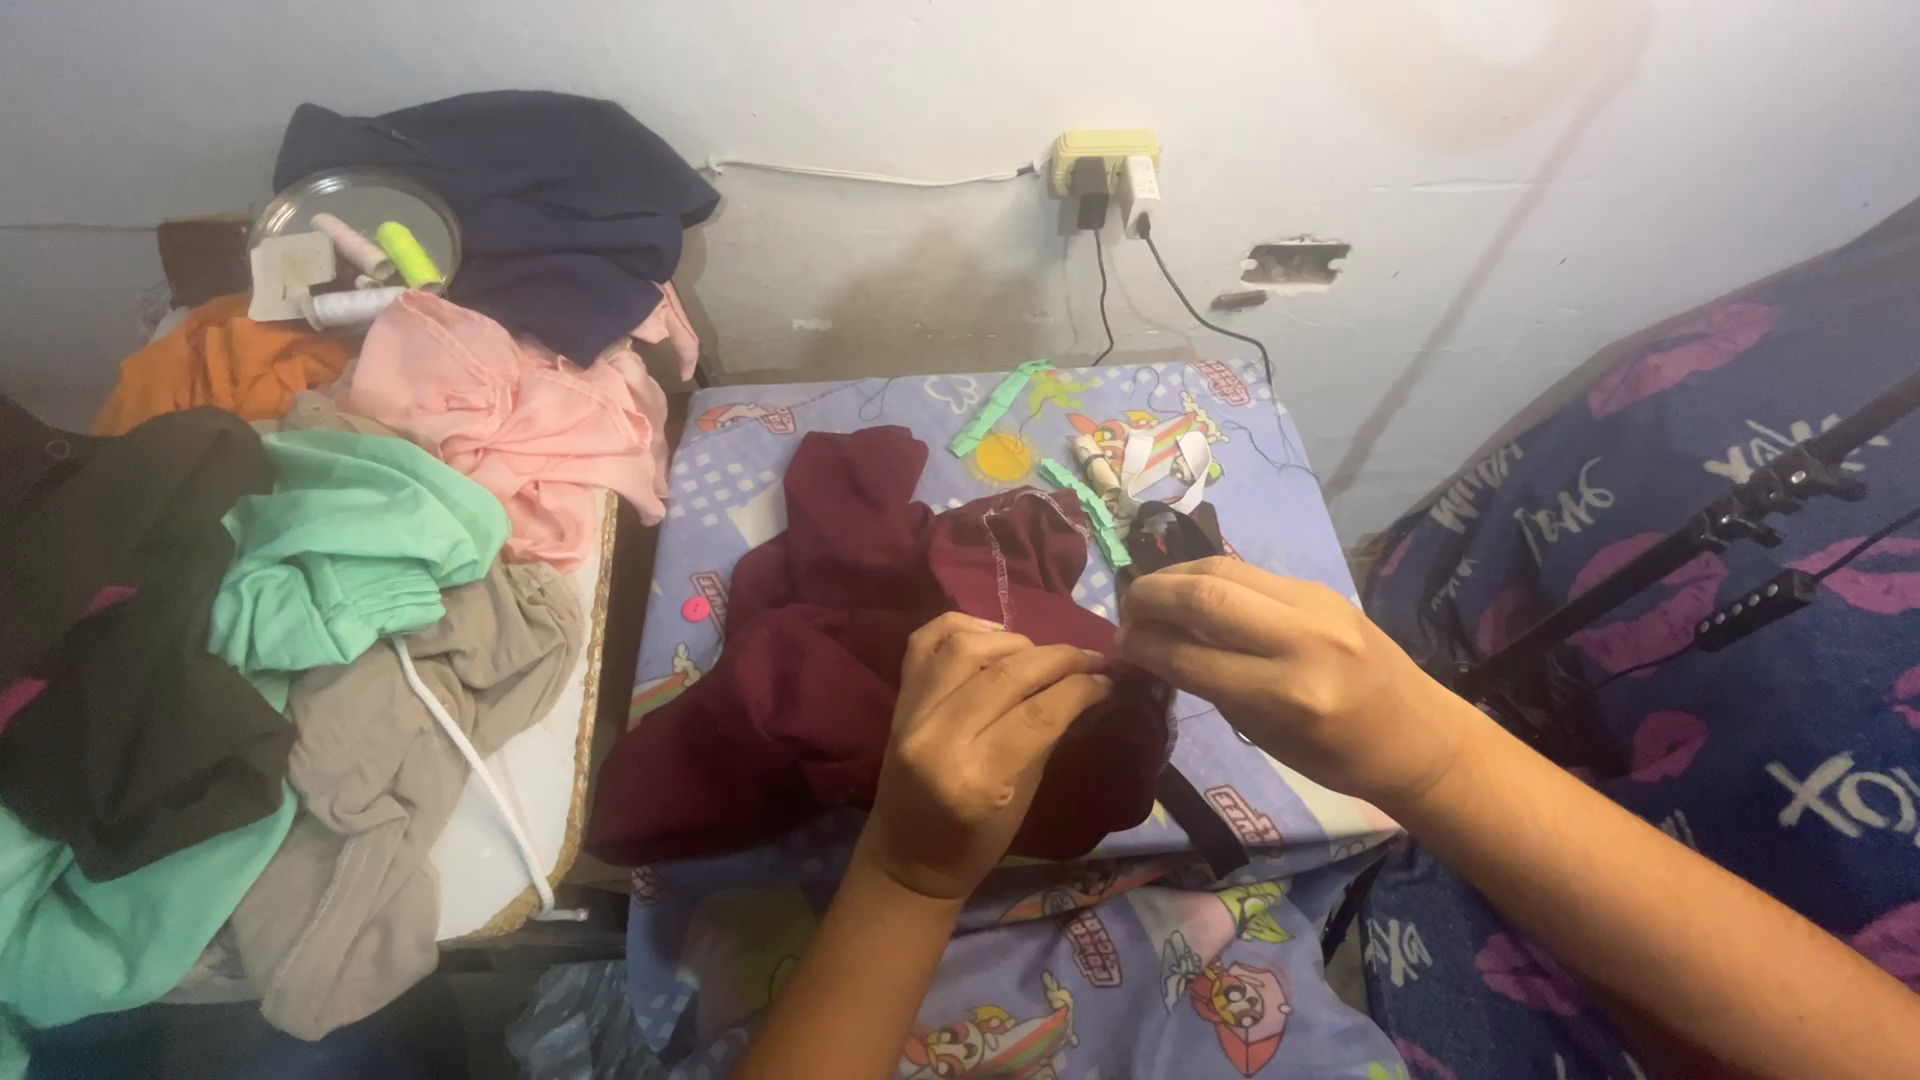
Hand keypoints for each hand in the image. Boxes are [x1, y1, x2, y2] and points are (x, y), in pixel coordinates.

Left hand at [858, 612, 1113, 900]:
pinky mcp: (897, 699)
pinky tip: (992, 634)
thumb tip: (1084, 686)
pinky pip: (925, 640)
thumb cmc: (973, 844)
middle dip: (1059, 658)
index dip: (1082, 687)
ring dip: (1014, 640)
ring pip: (967, 647)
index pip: (1039, 713)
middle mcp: (938, 738)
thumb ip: (1047, 736)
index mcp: (976, 779)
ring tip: (1040, 654)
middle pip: (1007, 674)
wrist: (906, 857)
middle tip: (1090, 658)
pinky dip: (962, 626)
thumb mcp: (1023, 799)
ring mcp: (910, 714)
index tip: (1109, 678)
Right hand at [1117, 557, 1463, 809]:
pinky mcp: (1318, 587)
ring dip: (1173, 577)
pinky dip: (1205, 576)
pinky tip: (1188, 590)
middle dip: (1149, 596)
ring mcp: (1314, 605)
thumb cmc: (1335, 755)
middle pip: (1204, 596)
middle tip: (1126, 610)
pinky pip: (1247, 571)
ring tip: (1150, 595)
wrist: (1417, 733)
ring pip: (1222, 569)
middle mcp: (1301, 641)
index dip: (1143, 646)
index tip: (1120, 644)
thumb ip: (1208, 682)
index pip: (1190, 657)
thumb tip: (1153, 645)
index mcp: (1287, 696)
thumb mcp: (1261, 732)